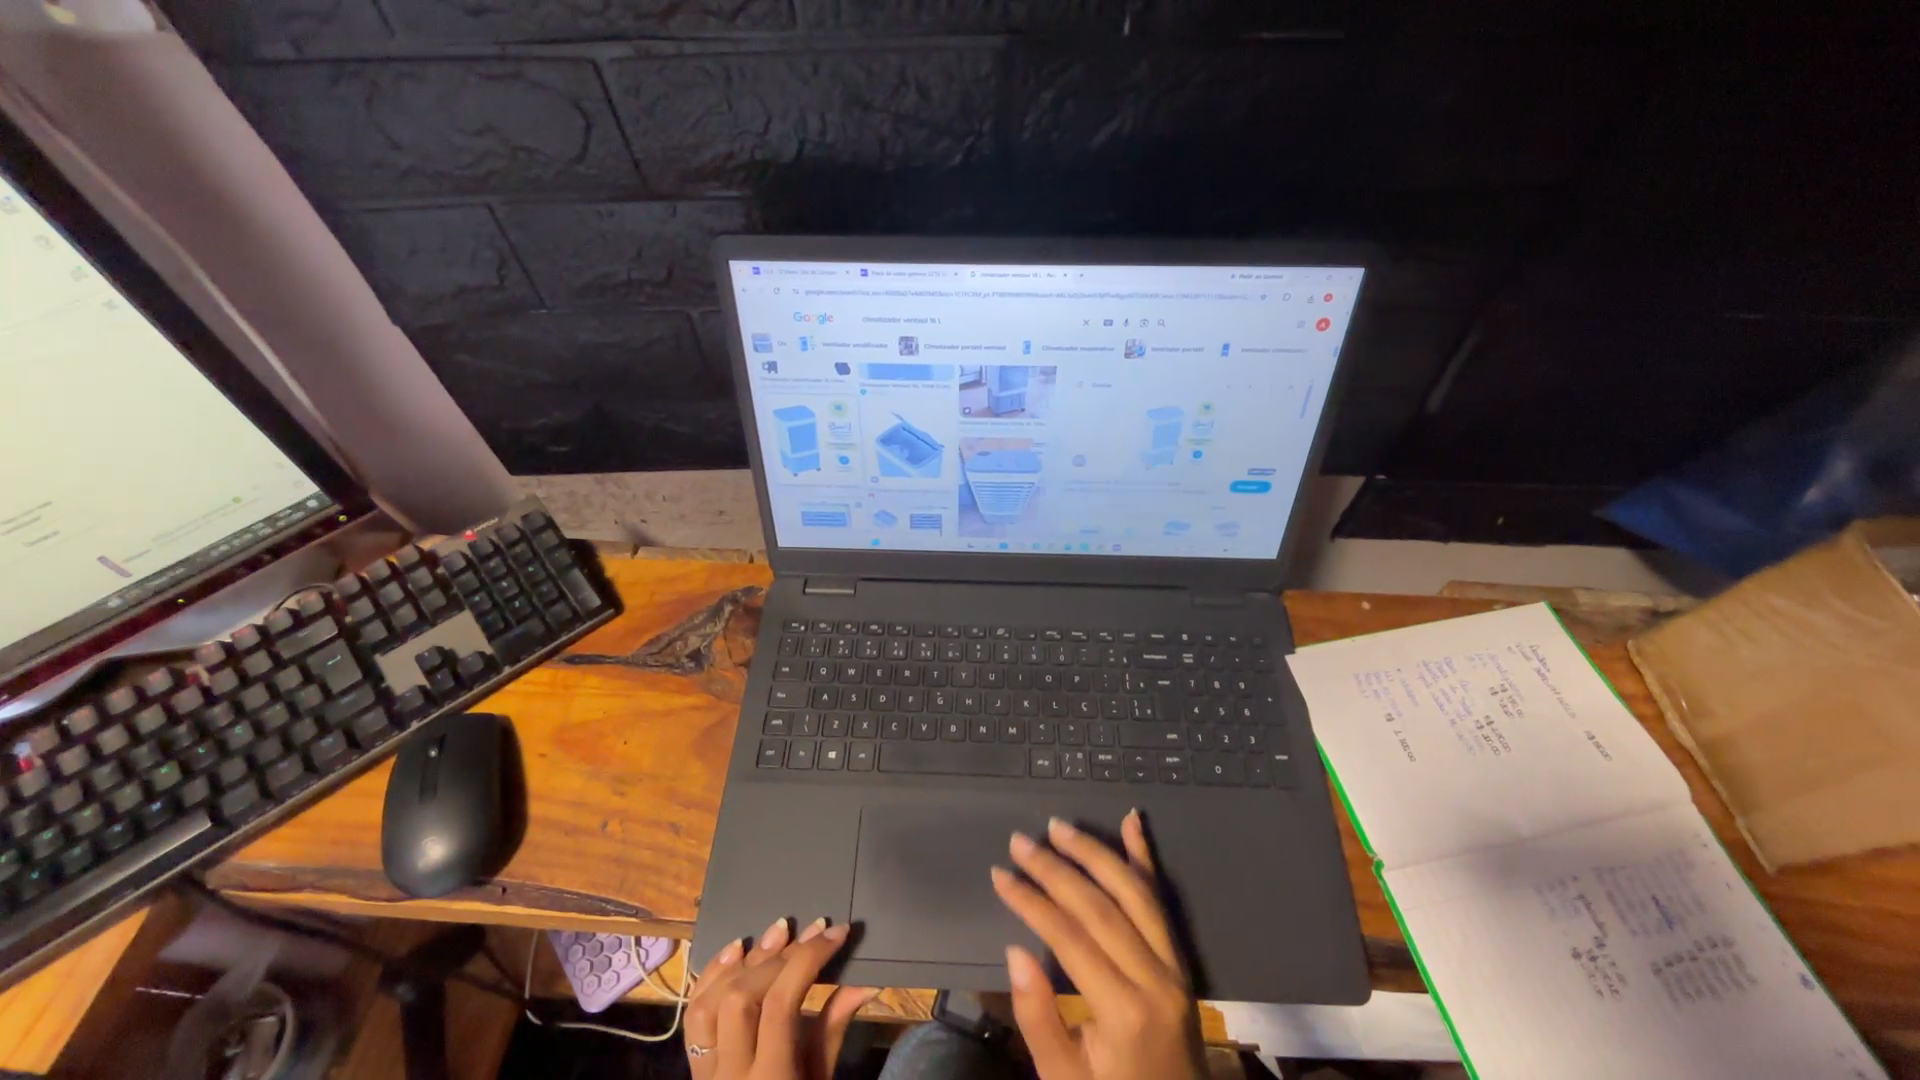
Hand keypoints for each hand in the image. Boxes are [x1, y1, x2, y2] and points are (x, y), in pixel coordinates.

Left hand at [683, 916, 879, 1079]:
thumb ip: (834, 1029)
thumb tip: (866, 981)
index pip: (780, 1006)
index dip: (807, 961)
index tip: (836, 933)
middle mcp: (730, 1076)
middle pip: (741, 999)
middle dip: (778, 958)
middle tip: (810, 930)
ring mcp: (706, 1073)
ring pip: (710, 1003)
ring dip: (745, 962)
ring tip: (777, 933)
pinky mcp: (695, 1068)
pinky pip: (694, 1016)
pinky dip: (712, 976)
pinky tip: (736, 950)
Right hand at [992, 811, 1205, 1079]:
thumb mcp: (1064, 1079)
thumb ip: (1038, 1018)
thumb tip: (1016, 950)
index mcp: (1123, 1011)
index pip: (1070, 937)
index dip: (1031, 901)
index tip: (1000, 875)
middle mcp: (1156, 979)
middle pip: (1101, 906)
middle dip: (1056, 868)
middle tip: (1020, 841)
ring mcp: (1175, 968)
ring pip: (1135, 893)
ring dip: (1096, 853)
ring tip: (1060, 828)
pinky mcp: (1182, 963)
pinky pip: (1162, 904)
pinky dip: (1146, 860)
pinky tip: (1132, 824)